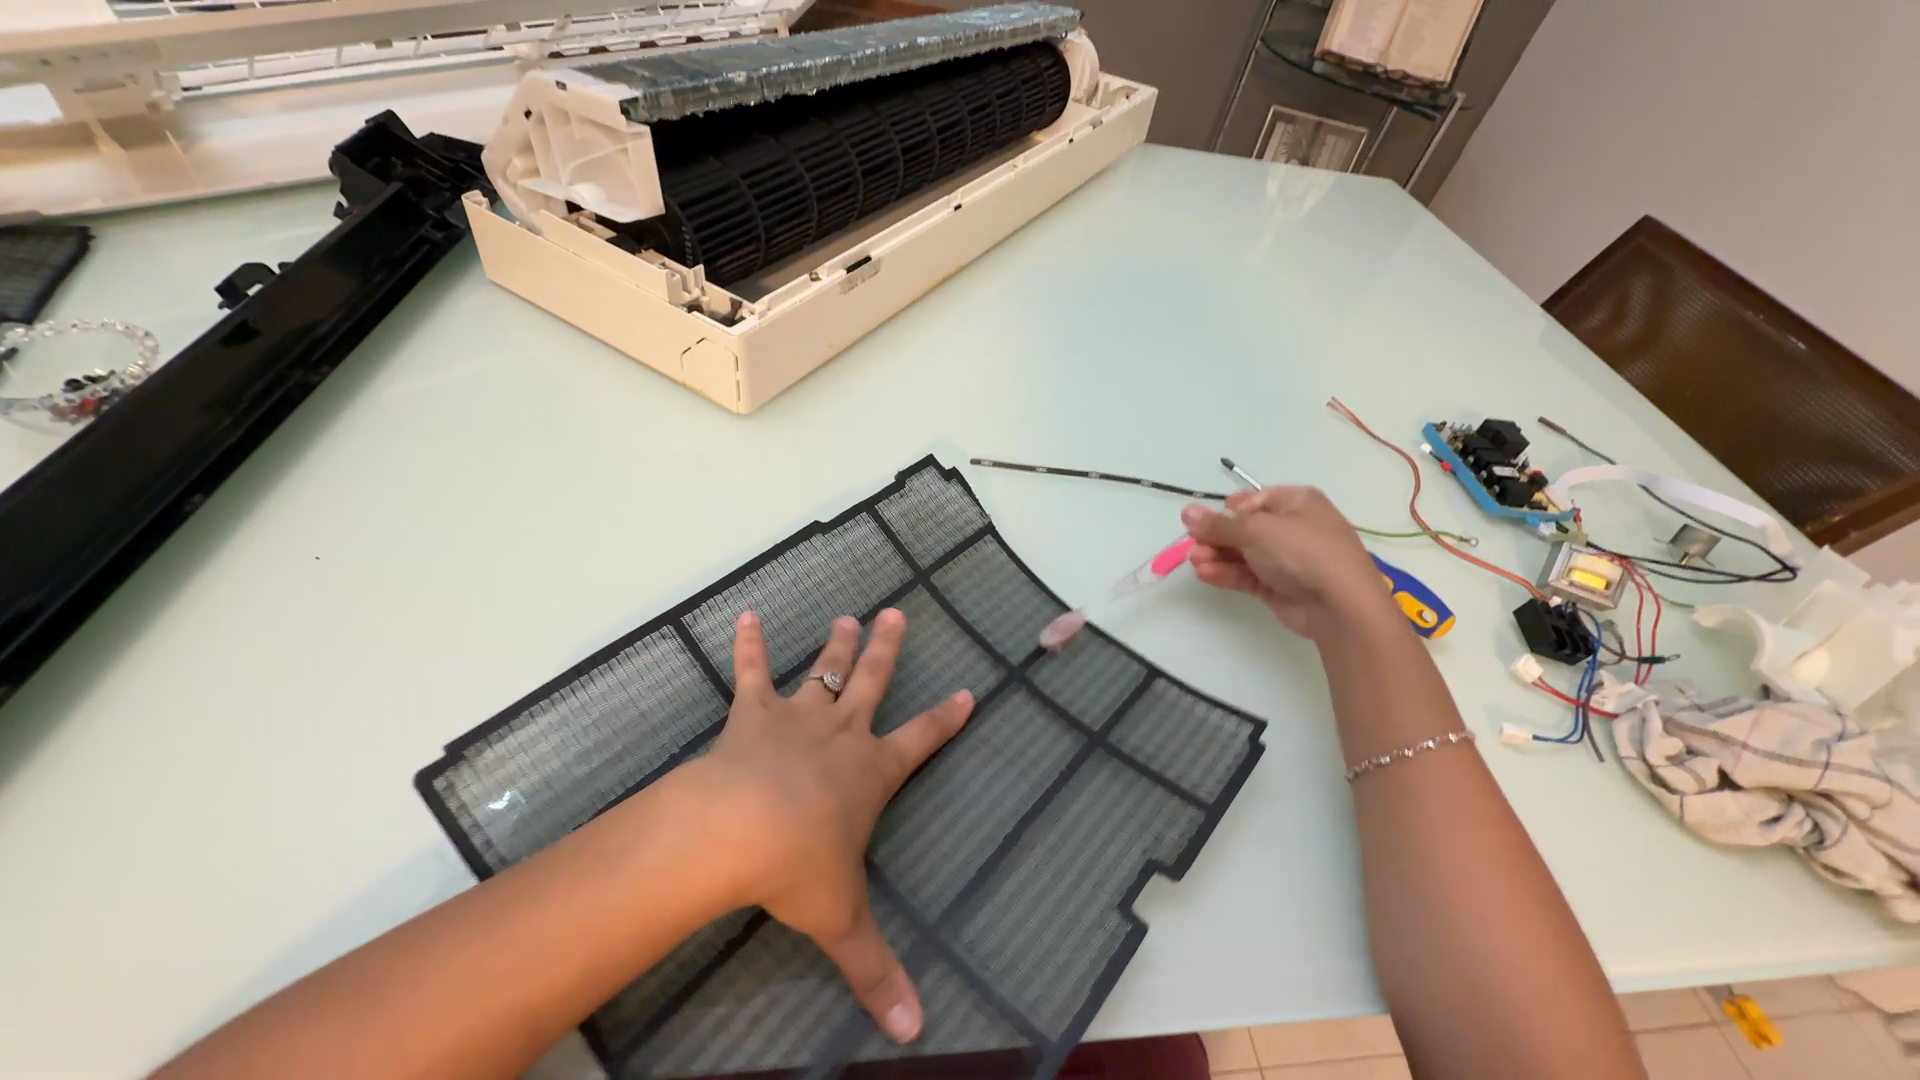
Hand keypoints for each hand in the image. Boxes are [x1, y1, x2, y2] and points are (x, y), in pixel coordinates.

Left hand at [684, 608, 974, 1044]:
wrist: (736, 830)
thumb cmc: (798, 867)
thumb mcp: (843, 922)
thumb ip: (877, 971)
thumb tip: (914, 1032)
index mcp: (871, 773)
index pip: (921, 741)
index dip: (946, 719)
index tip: (967, 692)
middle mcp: (841, 735)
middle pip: (873, 683)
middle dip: (887, 650)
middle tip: (896, 614)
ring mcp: (797, 718)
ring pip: (825, 671)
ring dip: (837, 644)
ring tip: (848, 616)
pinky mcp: (752, 714)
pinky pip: (752, 673)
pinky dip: (750, 644)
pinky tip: (747, 614)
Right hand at [1181, 486, 1396, 639]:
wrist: (1338, 603)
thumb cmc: (1302, 551)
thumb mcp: (1257, 529)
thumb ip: (1218, 524)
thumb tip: (1187, 512)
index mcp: (1296, 502)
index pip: (1254, 500)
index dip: (1228, 511)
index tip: (1204, 522)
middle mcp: (1293, 528)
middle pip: (1245, 528)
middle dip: (1216, 537)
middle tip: (1193, 546)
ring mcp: (1287, 559)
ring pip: (1243, 554)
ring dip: (1217, 556)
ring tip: (1194, 562)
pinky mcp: (1279, 586)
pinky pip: (1247, 575)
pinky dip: (1226, 573)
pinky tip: (1205, 574)